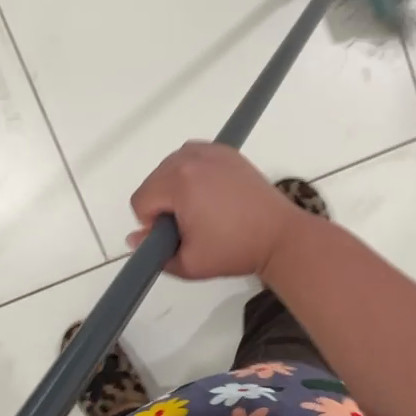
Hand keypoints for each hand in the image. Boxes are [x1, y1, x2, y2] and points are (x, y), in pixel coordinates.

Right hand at [128, 142, 313, 279]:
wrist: (279, 236)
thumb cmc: (235, 250)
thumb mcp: (189, 264)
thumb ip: (155, 253)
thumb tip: (135, 239)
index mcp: (179, 181)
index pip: (141, 200)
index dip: (151, 224)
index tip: (176, 235)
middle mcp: (191, 157)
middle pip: (154, 181)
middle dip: (164, 204)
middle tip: (193, 225)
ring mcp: (211, 151)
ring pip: (171, 168)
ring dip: (176, 188)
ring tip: (203, 211)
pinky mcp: (227, 152)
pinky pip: (193, 158)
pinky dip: (194, 174)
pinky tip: (212, 196)